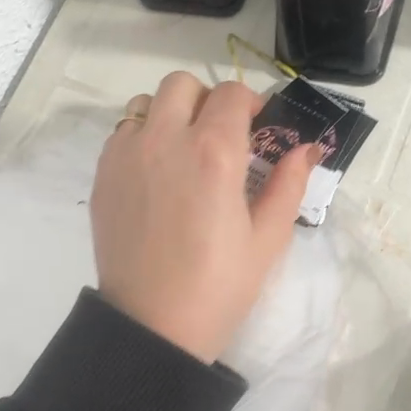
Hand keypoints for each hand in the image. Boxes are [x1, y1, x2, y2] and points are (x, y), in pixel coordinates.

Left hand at [90, 72, 320, 362]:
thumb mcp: (268, 238)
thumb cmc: (219, 286)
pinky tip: (157, 176)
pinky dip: (142, 138)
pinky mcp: (103, 175)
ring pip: (146, 103)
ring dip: (170, 114)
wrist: (152, 327)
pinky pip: (122, 133)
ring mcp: (126, 155)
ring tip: (184, 153)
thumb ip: (289, 184)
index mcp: (213, 152)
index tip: (257, 127)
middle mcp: (165, 140)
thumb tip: (306, 149)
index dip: (250, 103)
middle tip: (221, 136)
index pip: (232, 94)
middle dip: (207, 99)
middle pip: (183, 84)